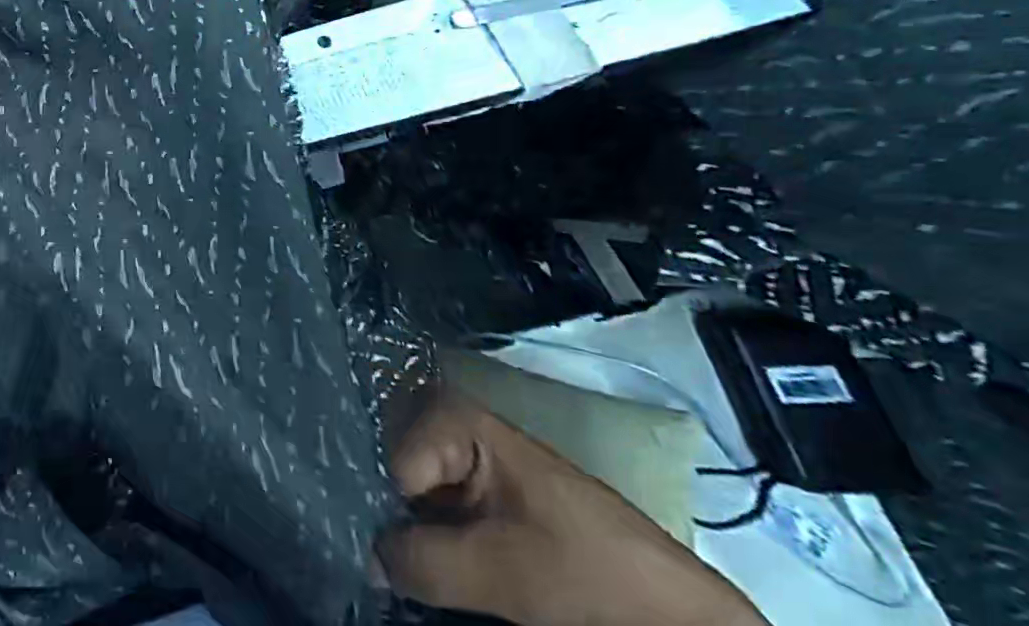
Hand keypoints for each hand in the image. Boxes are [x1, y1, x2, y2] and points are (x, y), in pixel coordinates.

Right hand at [380, 387, 765, 625]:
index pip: (394, 458)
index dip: (385, 502)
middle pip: (392, 461)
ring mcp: (467, 464)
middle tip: (373, 552)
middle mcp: (457, 429)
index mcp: (461, 421)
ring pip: (406, 489)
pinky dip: (420, 539)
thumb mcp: (498, 570)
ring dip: (398, 529)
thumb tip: (367, 559)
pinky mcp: (478, 499)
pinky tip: (419, 569)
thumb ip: (422, 561)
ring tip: (393, 566)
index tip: (375, 540)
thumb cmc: (583, 570)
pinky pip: (428, 510)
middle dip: (380, 508)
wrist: (662, 607)